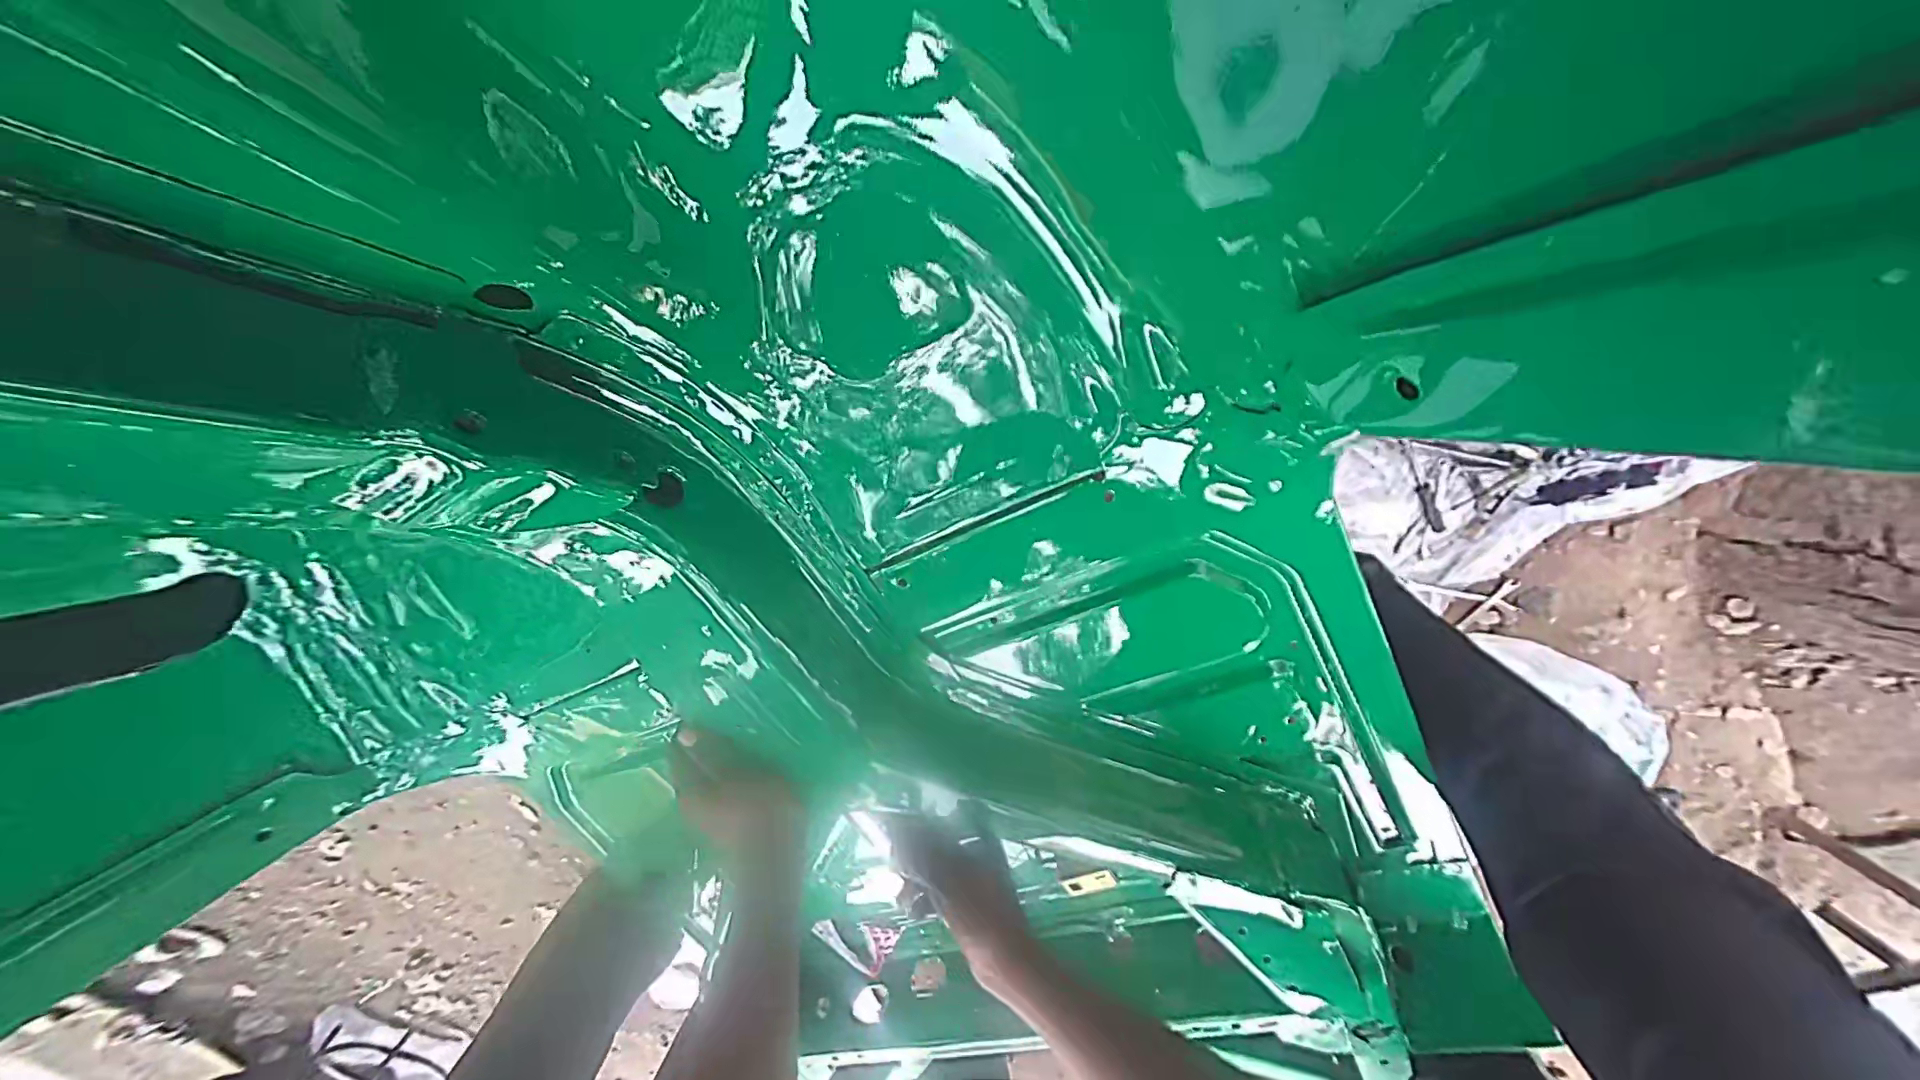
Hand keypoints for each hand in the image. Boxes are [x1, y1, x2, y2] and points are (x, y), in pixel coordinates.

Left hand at [667, 726, 804, 877]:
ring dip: (716, 770)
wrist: (776, 861)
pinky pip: (718, 798)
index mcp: (690, 790)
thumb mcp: (742, 771)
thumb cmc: (761, 809)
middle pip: (690, 772)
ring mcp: (705, 822)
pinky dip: (727, 785)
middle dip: (701, 754)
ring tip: (736, 754)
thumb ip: (715, 751)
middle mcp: (689, 807)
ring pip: (704, 786)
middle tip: (718, 732)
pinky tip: (745, 779)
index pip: (679, 756)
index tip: (699, 719)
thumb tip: (685, 731)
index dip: (687, 737)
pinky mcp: (722, 831)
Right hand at [882, 810, 1036, 986]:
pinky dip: (927, 901)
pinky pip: (942, 896)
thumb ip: (926, 860)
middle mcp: (974, 864)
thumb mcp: (949, 887)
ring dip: (917, 885)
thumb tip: (902, 834)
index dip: (914, 839)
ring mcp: (972, 887)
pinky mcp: (968, 909)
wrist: (1006, 964)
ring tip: (901, 901)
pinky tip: (914, 913)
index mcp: (975, 852)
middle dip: (913, 864)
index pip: (939, 835)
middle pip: (936, 854)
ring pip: (937, 877)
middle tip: (895, 876)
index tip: (894, 850)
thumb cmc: (980, 921)